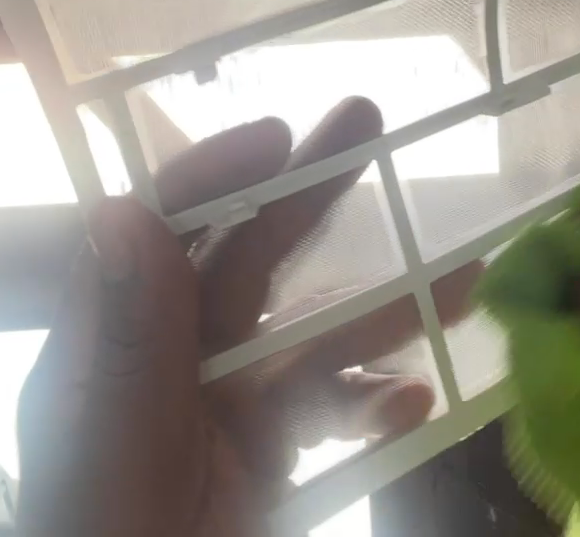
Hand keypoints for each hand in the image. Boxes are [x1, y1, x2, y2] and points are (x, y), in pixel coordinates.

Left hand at [17, 98, 478, 536]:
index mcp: (115, 348)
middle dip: (308, 190)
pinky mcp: (266, 447)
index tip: (278, 136)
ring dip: (380, 305)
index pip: (159, 232)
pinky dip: (371, 396)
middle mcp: (170, 357)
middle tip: (364, 121)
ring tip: (464, 281)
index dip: (214, 175)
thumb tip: (120, 210)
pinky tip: (413, 400)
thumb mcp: (120, 458)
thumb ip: (129, 346)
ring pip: (306, 329)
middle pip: (243, 254)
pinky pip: (326, 403)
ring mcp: (222, 401)